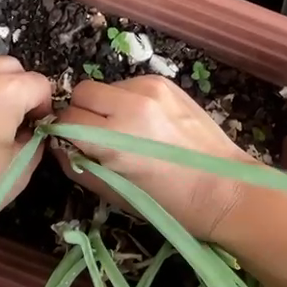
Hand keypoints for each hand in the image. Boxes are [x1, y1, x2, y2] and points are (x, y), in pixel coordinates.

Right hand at [52, 75, 259, 241]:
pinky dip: (128, 101)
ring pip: (105, 86)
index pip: (67, 119)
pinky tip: (147, 123)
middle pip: (81, 93)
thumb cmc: (171, 205)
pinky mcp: (164, 81)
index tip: (74, 145)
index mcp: (115, 137)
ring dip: (106, 105)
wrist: (227, 191)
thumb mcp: (116, 195)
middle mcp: (129, 104)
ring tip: (127, 130)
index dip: (65, 132)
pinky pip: (129, 85)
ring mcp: (149, 88)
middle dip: (81, 112)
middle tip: (97, 136)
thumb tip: (59, 147)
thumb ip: (79, 168)